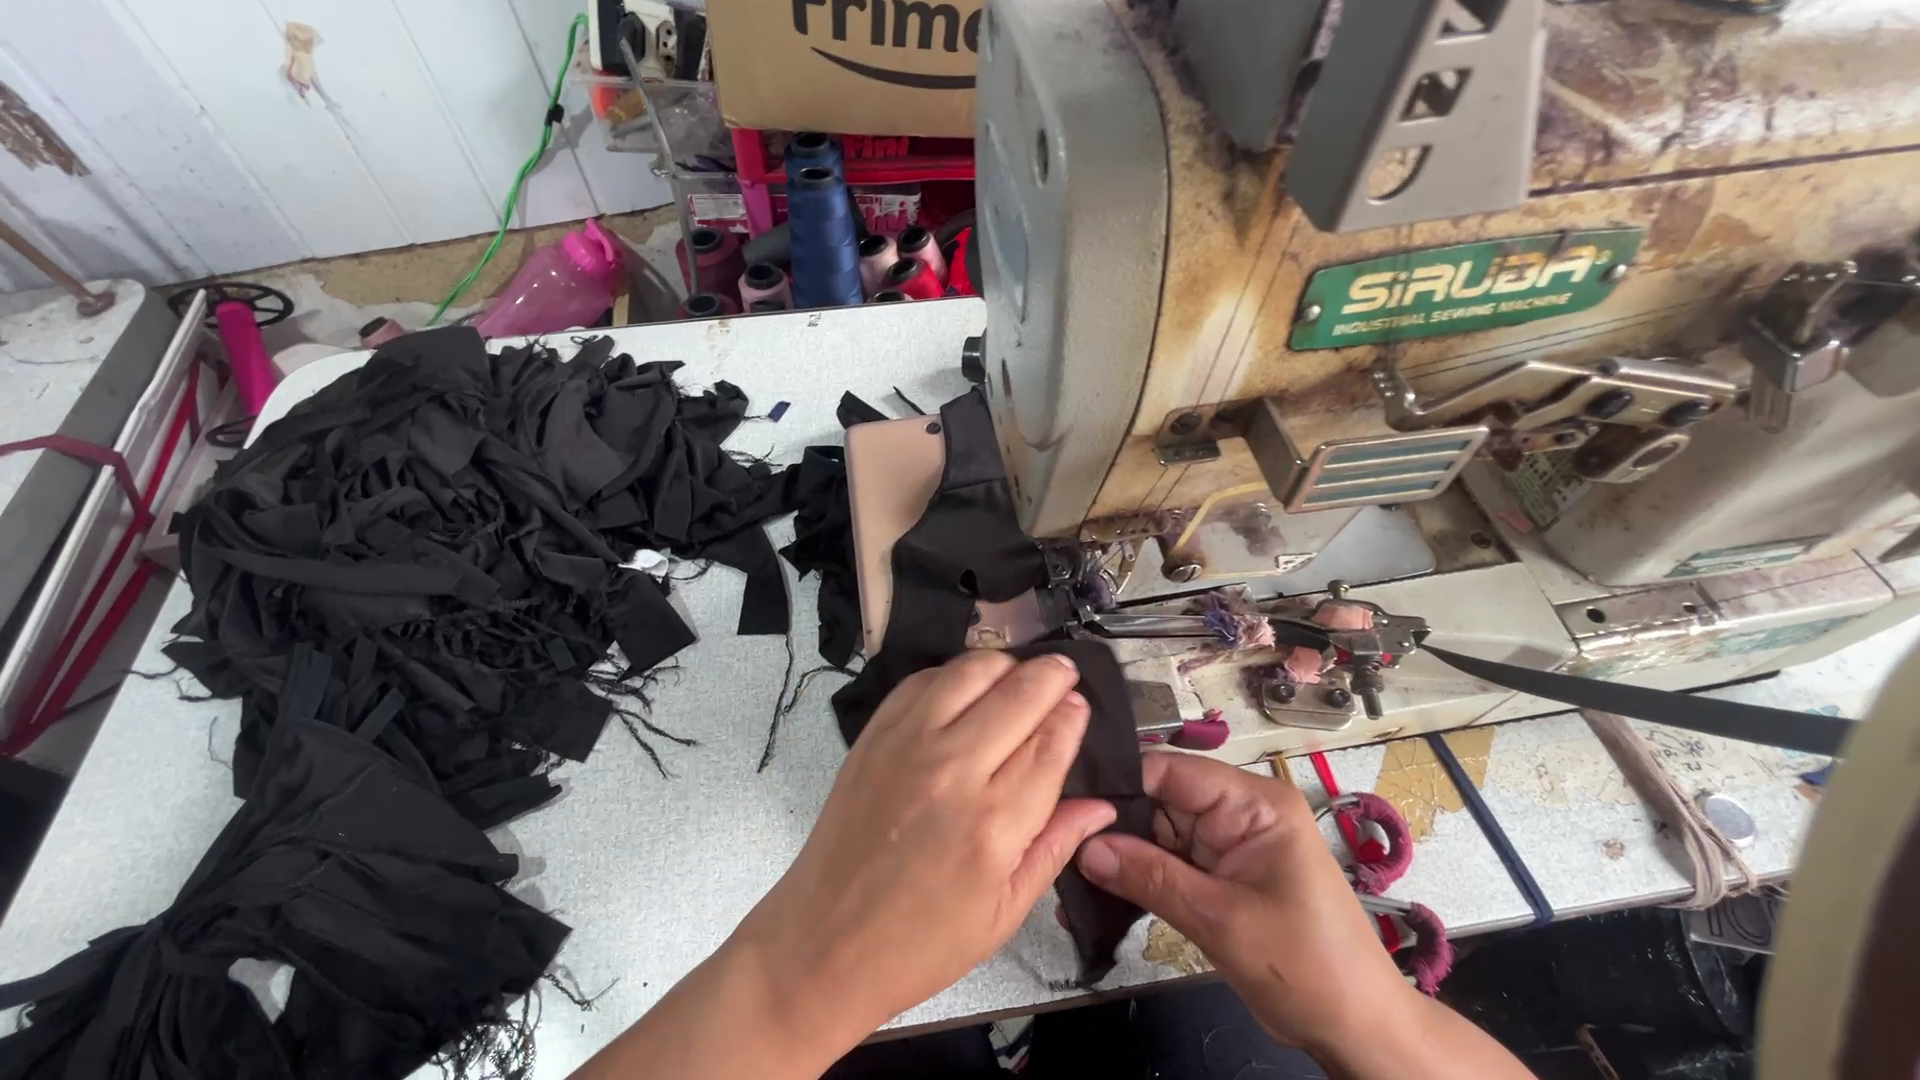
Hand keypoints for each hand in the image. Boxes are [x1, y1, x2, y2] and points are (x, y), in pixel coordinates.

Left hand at [735, 650, 1117, 1039]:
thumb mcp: (1004, 913)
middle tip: (1063, 673)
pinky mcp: (874, 736)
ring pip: (971, 670)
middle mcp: (954, 770)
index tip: (1082, 703)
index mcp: (995, 823)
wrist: (824, 941)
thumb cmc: (921, 943)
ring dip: (1004, 664)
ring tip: (1018, 675)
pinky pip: (921, 680)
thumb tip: (1101, 804)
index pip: (1051, 742)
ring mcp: (908, 745)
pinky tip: (965, 688)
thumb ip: (1054, 847)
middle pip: (1019, 692)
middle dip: (1052, 675)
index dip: (1073, 713)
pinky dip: (952, 673)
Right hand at [1076, 752, 1410, 1054]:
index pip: (1172, 771)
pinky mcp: (1218, 877)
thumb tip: (1085, 848)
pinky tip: (1096, 892)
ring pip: (1155, 835)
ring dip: (1117, 855)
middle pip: (1158, 801)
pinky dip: (1135, 879)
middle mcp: (1237, 813)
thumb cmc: (1307, 966)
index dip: (1120, 783)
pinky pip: (1165, 866)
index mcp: (1252, 803)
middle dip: (1111, 824)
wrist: (1357, 1030)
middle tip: (1056, 841)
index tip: (1067, 801)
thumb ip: (1151, 877)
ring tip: (1066, 870)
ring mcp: (1226, 846)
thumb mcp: (1222, 919)